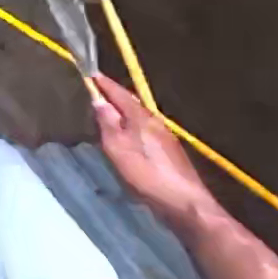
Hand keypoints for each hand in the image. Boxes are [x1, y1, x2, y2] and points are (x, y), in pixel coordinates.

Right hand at [90, 74, 225, 233]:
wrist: (186, 204)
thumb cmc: (146, 173)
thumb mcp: (117, 147)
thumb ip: (107, 122)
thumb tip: (98, 99)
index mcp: (140, 116)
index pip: (119, 92)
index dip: (104, 83)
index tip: (91, 74)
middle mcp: (155, 121)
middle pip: (131, 103)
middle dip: (115, 96)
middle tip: (98, 92)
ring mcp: (166, 137)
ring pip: (140, 117)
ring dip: (125, 112)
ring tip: (111, 114)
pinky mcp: (172, 152)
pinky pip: (147, 129)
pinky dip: (134, 126)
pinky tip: (131, 137)